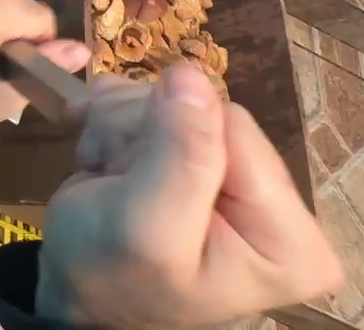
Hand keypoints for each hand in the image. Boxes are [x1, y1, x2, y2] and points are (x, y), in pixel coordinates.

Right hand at [35, 66, 342, 327]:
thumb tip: (191, 75)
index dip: (168, 137)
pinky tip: (102, 155)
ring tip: (103, 167)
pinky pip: (153, 99)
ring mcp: (234, 177)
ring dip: (118, 123)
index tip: (128, 173)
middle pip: (202, 109)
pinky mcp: (197, 157)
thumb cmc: (109, 273)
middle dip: (138, 128)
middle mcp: (275, 204)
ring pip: (170, 97)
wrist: (73, 287)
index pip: (233, 128)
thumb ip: (179, 156)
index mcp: (290, 238)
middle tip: (109, 170)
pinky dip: (112, 118)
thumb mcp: (144, 226)